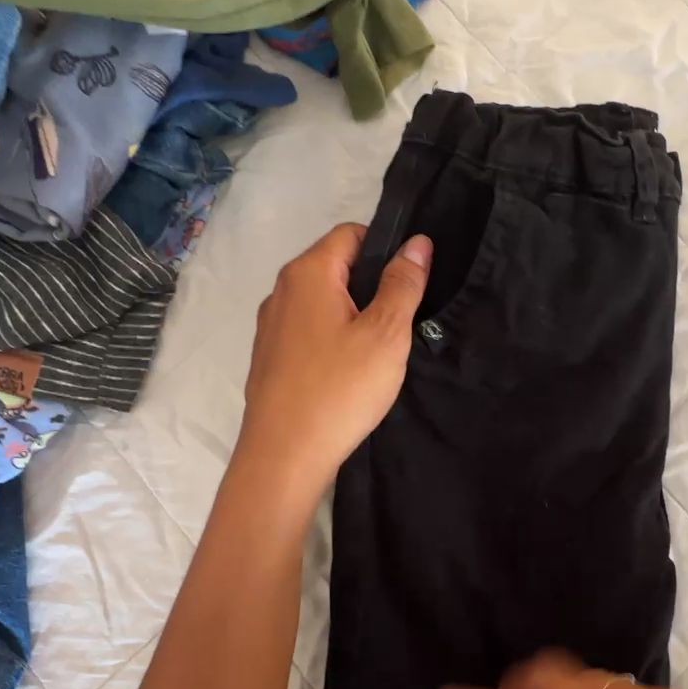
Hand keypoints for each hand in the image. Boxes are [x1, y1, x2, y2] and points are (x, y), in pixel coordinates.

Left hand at [236, 223, 430, 498]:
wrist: (285, 454)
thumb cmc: (340, 389)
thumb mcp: (385, 334)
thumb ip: (403, 284)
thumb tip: (418, 243)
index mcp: (308, 273)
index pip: (351, 234)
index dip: (386, 249)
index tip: (410, 284)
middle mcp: (281, 290)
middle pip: (335, 267)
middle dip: (370, 286)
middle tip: (400, 323)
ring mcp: (271, 326)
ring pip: (322, 303)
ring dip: (352, 316)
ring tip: (377, 352)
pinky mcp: (269, 358)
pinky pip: (308, 332)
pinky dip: (332, 340)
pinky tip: (348, 373)